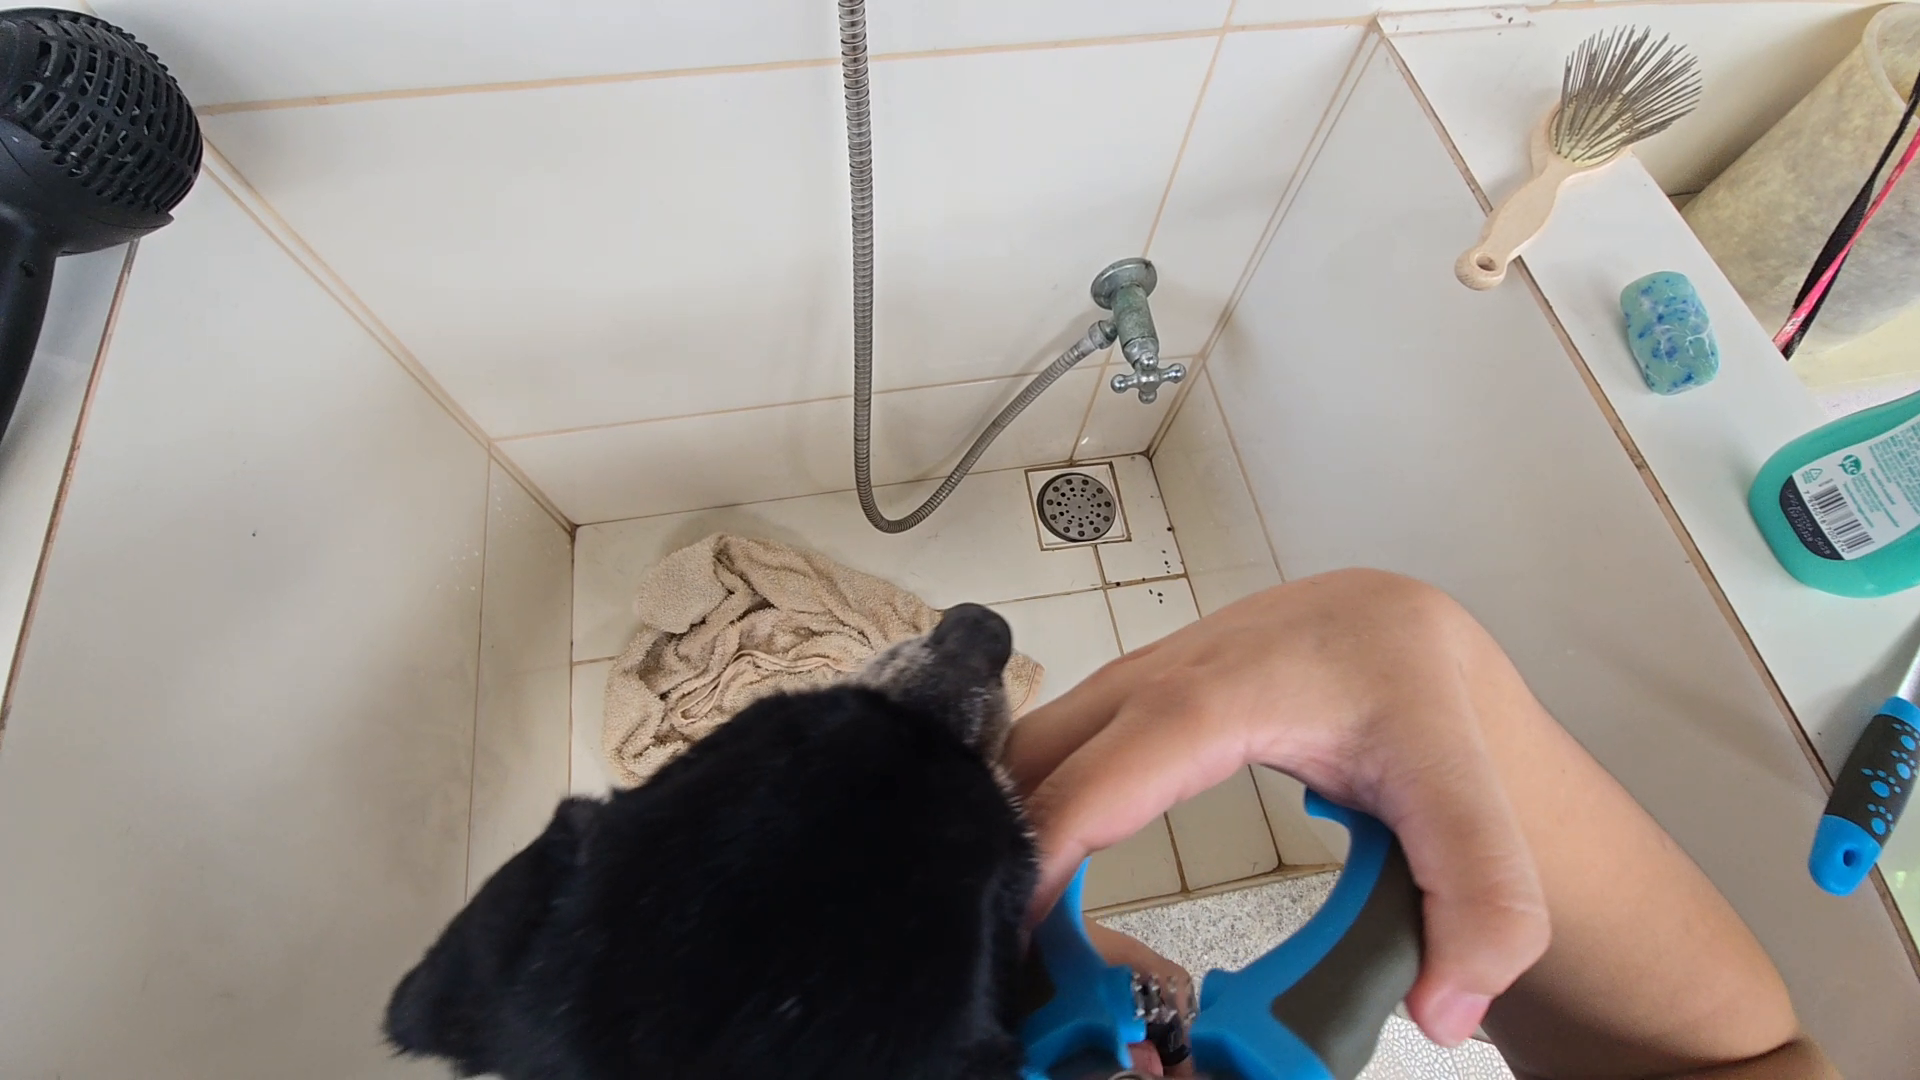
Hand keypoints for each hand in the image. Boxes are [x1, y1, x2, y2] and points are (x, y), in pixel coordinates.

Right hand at [1005, 570, 1550, 1047]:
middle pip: (1032, 758)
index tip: (1016, 935)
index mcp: (1212, 698)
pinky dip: (1030, 792)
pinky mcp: (1127, 687)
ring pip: (1030, 743)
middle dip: (1000, 840)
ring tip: (1015, 902)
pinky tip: (1040, 847)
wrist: (1379, 624)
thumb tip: (1438, 1010)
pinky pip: (1052, 739)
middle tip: (1001, 935)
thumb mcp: (1468, 791)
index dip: (1044, 856)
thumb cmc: (1410, 692)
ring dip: (1008, 816)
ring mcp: (1130, 676)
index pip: (1096, 779)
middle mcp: (1150, 676)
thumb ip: (1483, 901)